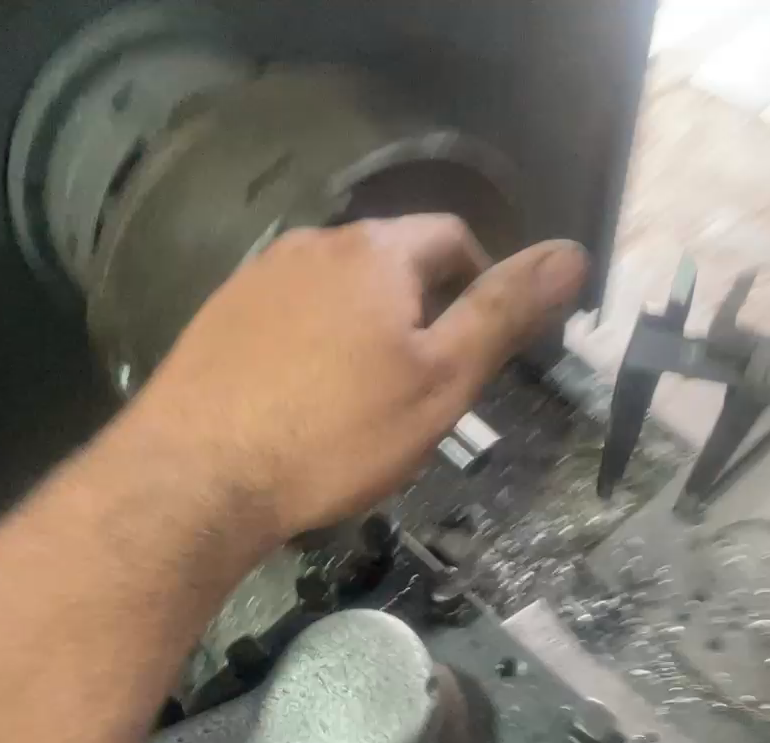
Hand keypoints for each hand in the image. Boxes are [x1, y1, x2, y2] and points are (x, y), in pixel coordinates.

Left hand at [122, 215, 587, 541]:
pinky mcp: (217, 318)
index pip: (451, 237)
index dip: (479, 281)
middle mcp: (312, 245)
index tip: (477, 342)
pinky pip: (286, 317)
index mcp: (375, 252)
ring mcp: (255, 278)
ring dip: (362, 328)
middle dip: (419, 310)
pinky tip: (300, 400)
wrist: (198, 477)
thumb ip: (503, 314)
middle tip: (423, 384)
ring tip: (361, 399)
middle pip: (390, 263)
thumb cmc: (335, 434)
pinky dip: (310, 345)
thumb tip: (572, 252)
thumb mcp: (440, 382)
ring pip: (334, 292)